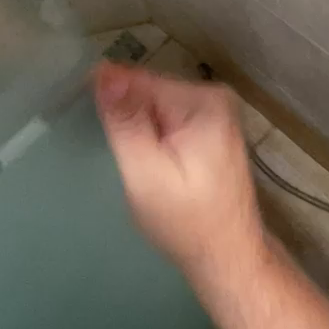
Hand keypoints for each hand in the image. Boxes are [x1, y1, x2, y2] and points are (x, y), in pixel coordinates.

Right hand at [93, 61, 268, 282]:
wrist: (227, 257)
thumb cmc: (185, 221)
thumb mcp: (145, 173)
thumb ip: (125, 121)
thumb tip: (104, 71)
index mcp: (203, 100)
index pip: (139, 81)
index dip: (113, 104)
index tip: (101, 130)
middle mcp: (215, 95)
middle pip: (149, 91)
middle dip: (130, 120)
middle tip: (130, 162)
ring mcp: (217, 111)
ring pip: (156, 106)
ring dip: (141, 130)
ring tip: (143, 166)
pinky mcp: (212, 127)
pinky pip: (169, 119)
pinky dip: (156, 138)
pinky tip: (158, 166)